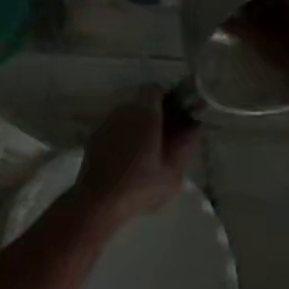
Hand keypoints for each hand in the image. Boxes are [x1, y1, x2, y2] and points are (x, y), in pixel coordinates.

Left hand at [71, 86, 200, 227]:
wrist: (98, 200)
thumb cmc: (140, 185)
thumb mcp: (172, 171)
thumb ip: (185, 145)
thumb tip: (193, 126)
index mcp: (144, 112)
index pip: (155, 88)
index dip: (167, 97)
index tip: (177, 114)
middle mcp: (123, 109)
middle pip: (141, 100)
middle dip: (155, 112)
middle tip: (167, 135)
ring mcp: (106, 121)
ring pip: (128, 114)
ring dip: (139, 124)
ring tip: (150, 150)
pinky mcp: (95, 136)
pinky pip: (116, 127)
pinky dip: (125, 134)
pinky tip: (130, 158)